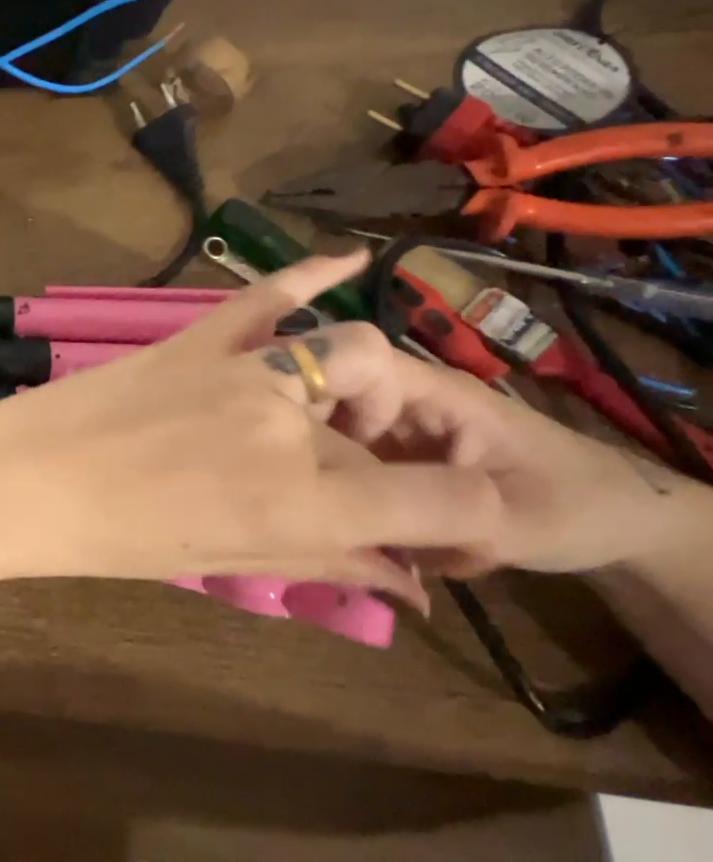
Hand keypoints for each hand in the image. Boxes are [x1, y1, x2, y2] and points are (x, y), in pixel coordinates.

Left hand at [0, 252, 505, 609]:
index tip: (446, 530)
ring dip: (364, 392)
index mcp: (301, 501)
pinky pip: (262, 297)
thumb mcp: (220, 562)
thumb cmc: (102, 541)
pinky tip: (350, 260)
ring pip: (353, 358)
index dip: (471, 520)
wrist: (8, 481)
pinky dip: (307, 276)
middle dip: (382, 476)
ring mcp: (239, 370)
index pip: (454, 502)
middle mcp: (288, 427)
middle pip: (386, 441)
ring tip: (328, 421)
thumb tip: (406, 578)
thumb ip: (321, 560)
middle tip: (331, 496)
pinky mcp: (190, 339)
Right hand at [305, 316, 712, 575]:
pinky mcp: (388, 457)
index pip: (352, 364)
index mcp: (432, 394)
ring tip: (283, 501)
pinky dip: (328, 484)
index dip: (310, 386)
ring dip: (307, 463)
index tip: (282, 435)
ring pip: (327, 433)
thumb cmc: (579, 508)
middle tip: (271, 480)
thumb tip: (348, 530)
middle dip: (295, 434)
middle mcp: (400, 403)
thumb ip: (434, 521)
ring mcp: (391, 430)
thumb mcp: (513, 523)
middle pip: (324, 398)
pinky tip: (313, 514)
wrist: (623, 524)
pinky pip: (343, 461)